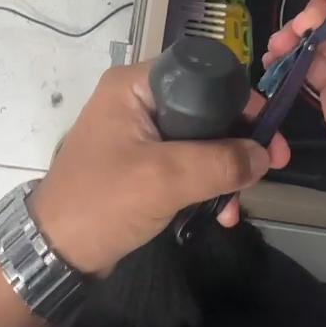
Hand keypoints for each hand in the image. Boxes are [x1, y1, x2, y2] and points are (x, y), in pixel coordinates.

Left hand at [27, 60, 290, 277]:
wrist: (54, 253)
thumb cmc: (103, 202)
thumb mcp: (165, 180)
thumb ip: (218, 163)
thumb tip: (264, 154)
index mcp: (134, 84)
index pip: (200, 73)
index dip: (239, 98)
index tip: (268, 129)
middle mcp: (137, 98)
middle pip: (204, 106)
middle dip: (238, 139)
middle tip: (271, 164)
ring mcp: (138, 131)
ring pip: (199, 137)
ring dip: (224, 169)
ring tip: (240, 203)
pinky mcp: (141, 161)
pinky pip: (185, 160)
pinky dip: (205, 182)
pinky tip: (220, 213)